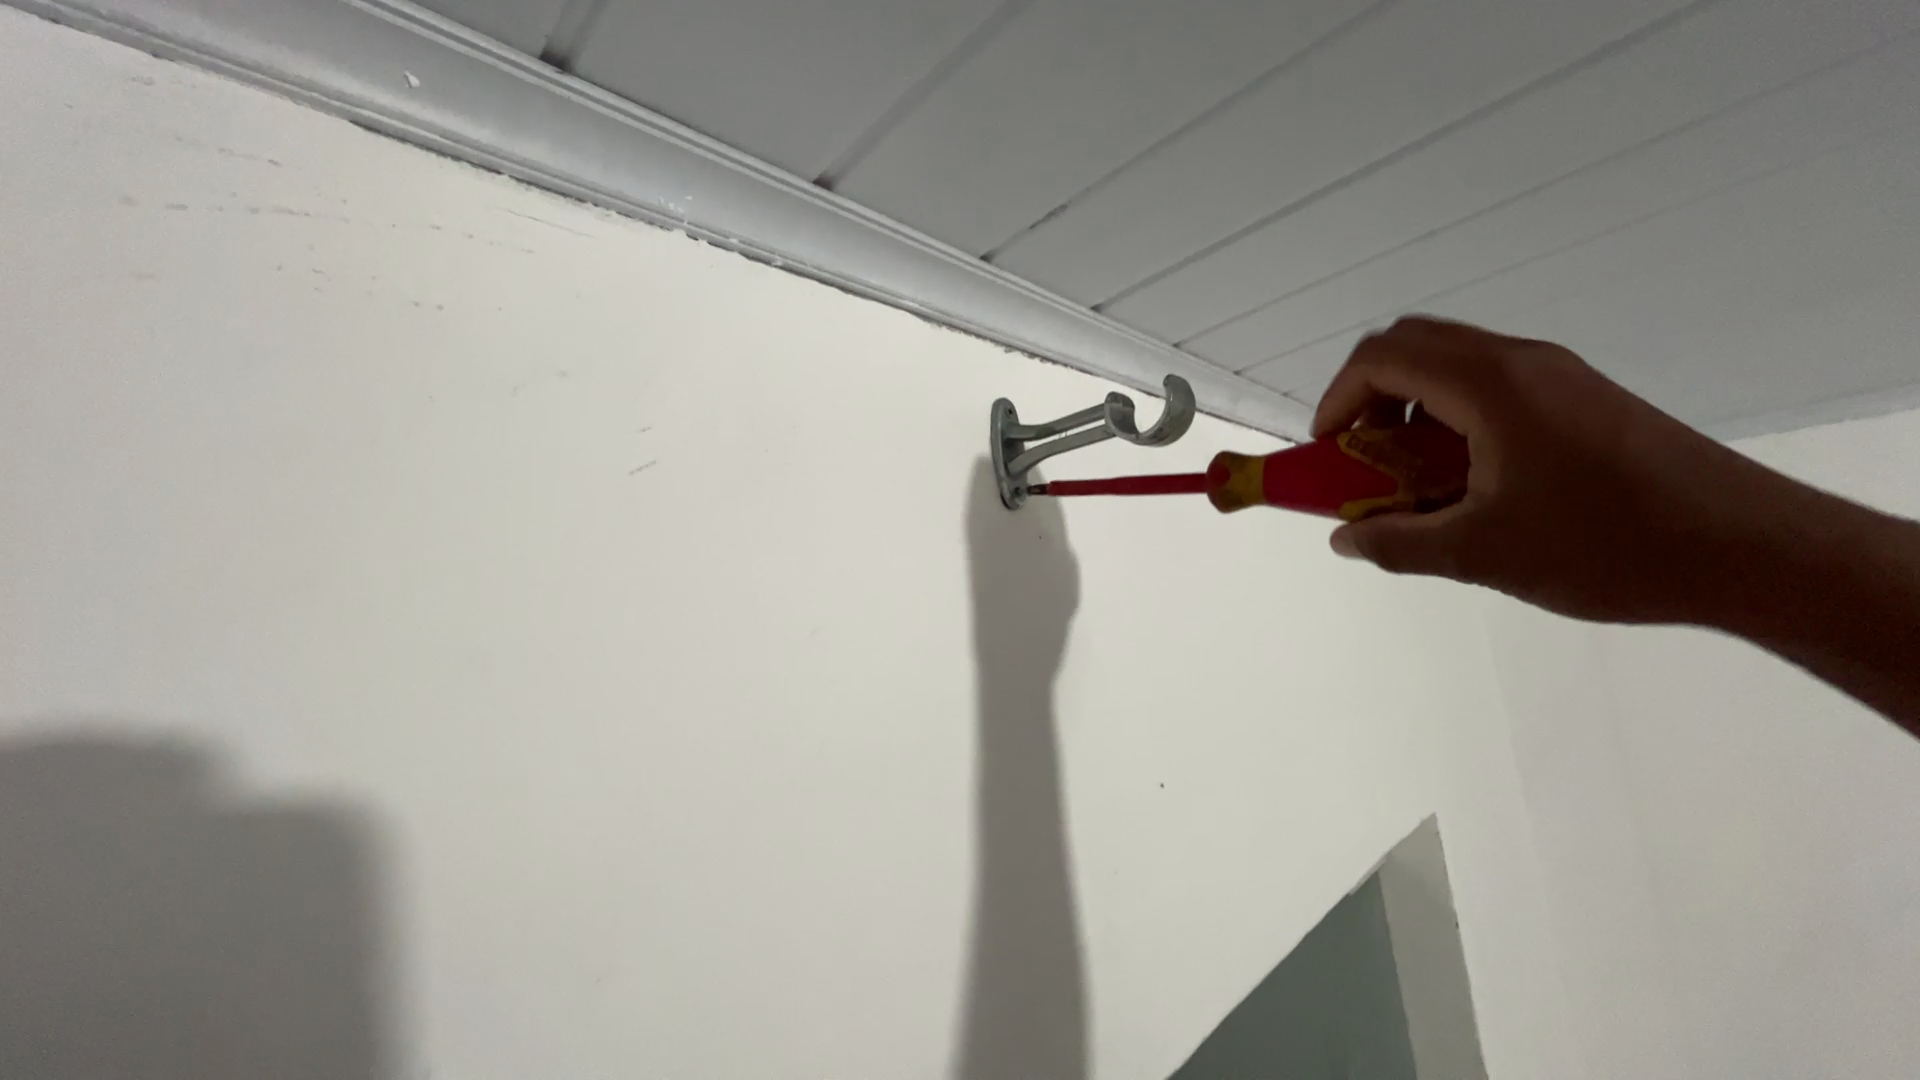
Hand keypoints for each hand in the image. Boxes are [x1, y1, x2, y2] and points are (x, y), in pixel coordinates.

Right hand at [1311, 316, 1806, 623]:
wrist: (1752, 550)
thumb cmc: (1605, 545)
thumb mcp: (1481, 554)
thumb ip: (1396, 543)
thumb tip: (1344, 538)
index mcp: (1491, 385)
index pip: (1381, 357)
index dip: (1335, 401)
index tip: (1328, 456)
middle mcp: (1522, 363)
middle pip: (1413, 346)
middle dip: (1367, 399)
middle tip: (1363, 460)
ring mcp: (1557, 378)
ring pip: (1453, 367)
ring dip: (1410, 412)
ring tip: (1413, 479)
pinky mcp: (1582, 402)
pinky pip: (1491, 390)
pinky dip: (1452, 422)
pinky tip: (1469, 482)